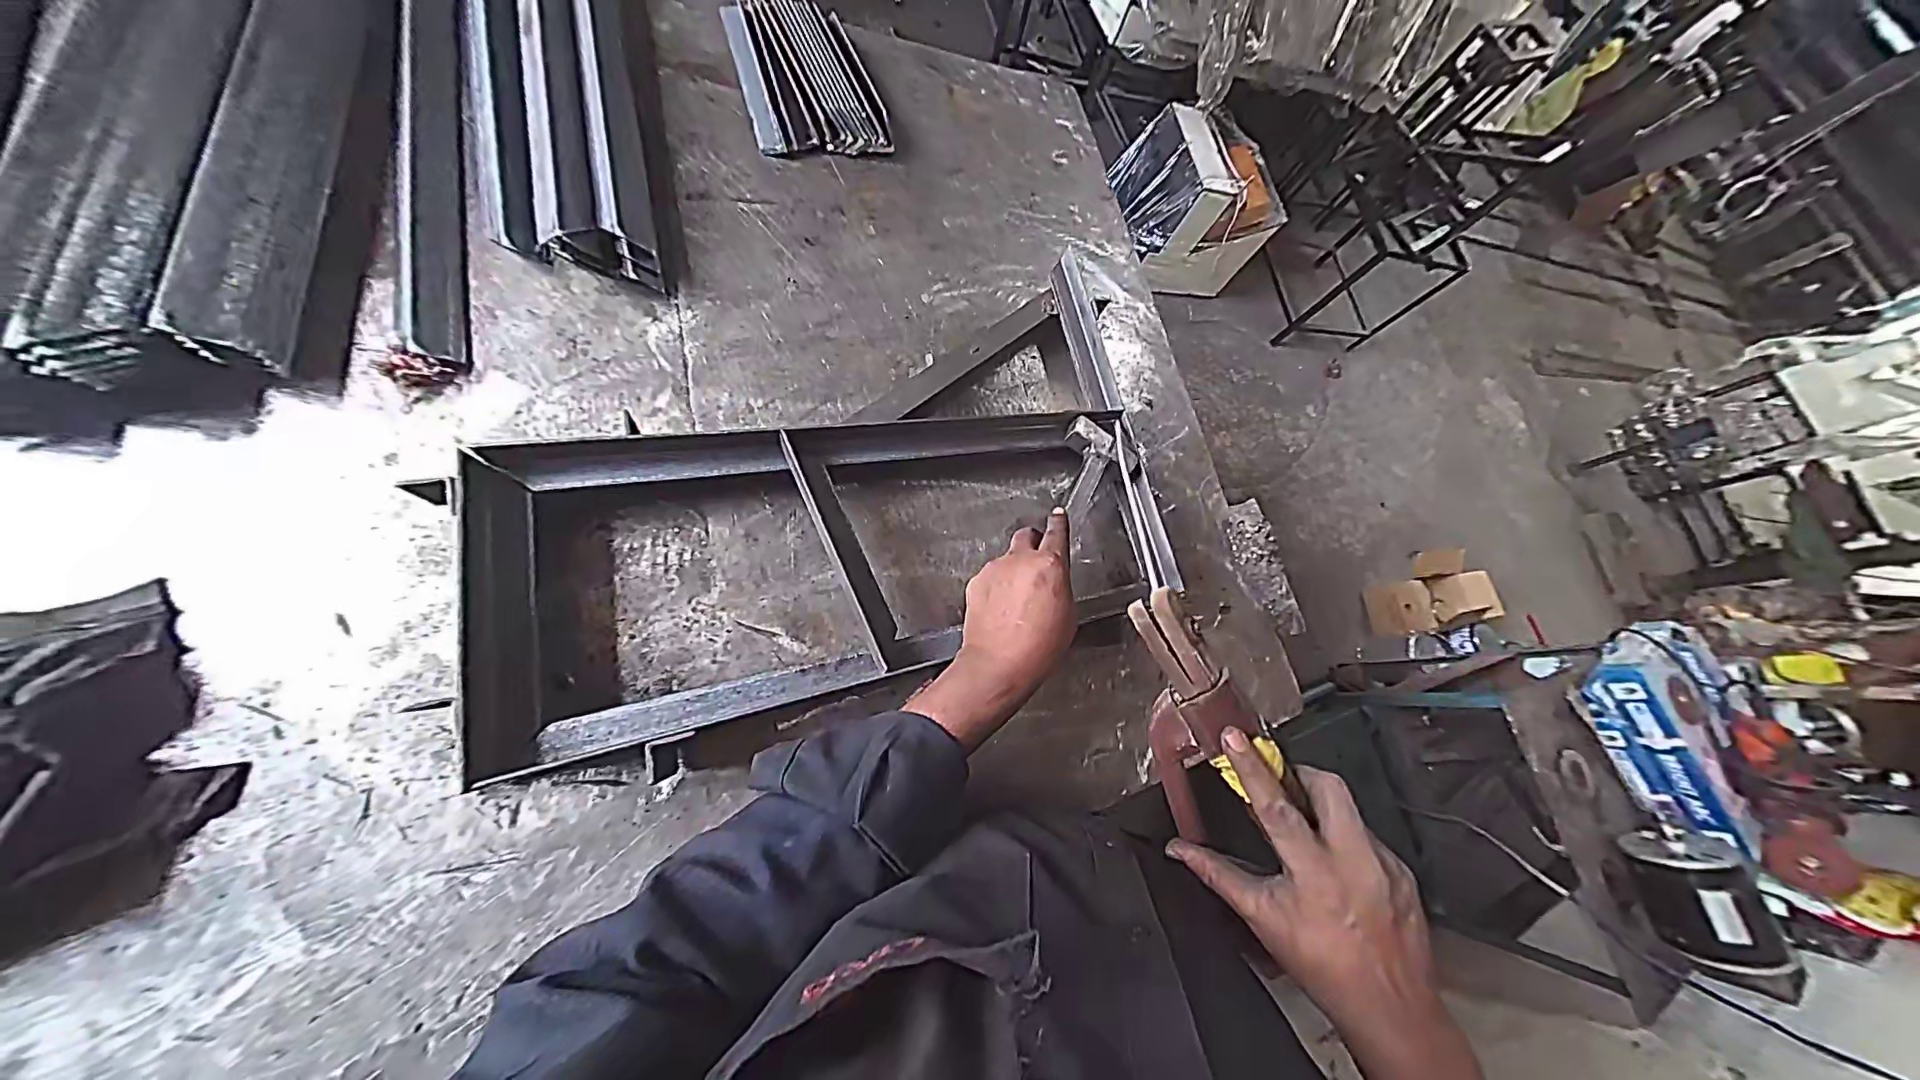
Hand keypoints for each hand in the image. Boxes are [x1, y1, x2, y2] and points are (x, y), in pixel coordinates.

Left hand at [907, 509, 1074, 749]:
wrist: (998, 664)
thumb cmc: (1037, 647)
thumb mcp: (1068, 615)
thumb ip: (1061, 586)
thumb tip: (1054, 580)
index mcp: (1050, 565)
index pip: (1056, 532)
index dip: (1059, 523)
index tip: (1058, 517)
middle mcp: (1020, 561)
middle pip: (1027, 535)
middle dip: (1033, 543)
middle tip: (1037, 560)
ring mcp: (995, 570)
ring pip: (1007, 559)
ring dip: (1013, 571)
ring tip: (1018, 601)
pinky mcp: (977, 582)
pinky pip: (991, 577)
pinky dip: (996, 587)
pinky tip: (1001, 609)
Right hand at [1167, 728, 1480, 1079]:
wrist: (1391, 1009)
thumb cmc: (1323, 966)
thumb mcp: (1261, 918)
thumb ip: (1218, 874)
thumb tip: (1181, 850)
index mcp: (1314, 875)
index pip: (1275, 806)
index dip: (1250, 768)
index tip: (1234, 739)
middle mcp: (1354, 864)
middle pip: (1329, 787)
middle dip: (1300, 772)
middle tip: (1280, 779)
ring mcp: (1384, 865)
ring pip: (1350, 807)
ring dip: (1321, 806)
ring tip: (1305, 826)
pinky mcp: (1403, 871)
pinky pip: (1367, 834)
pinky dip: (1344, 836)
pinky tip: (1333, 861)